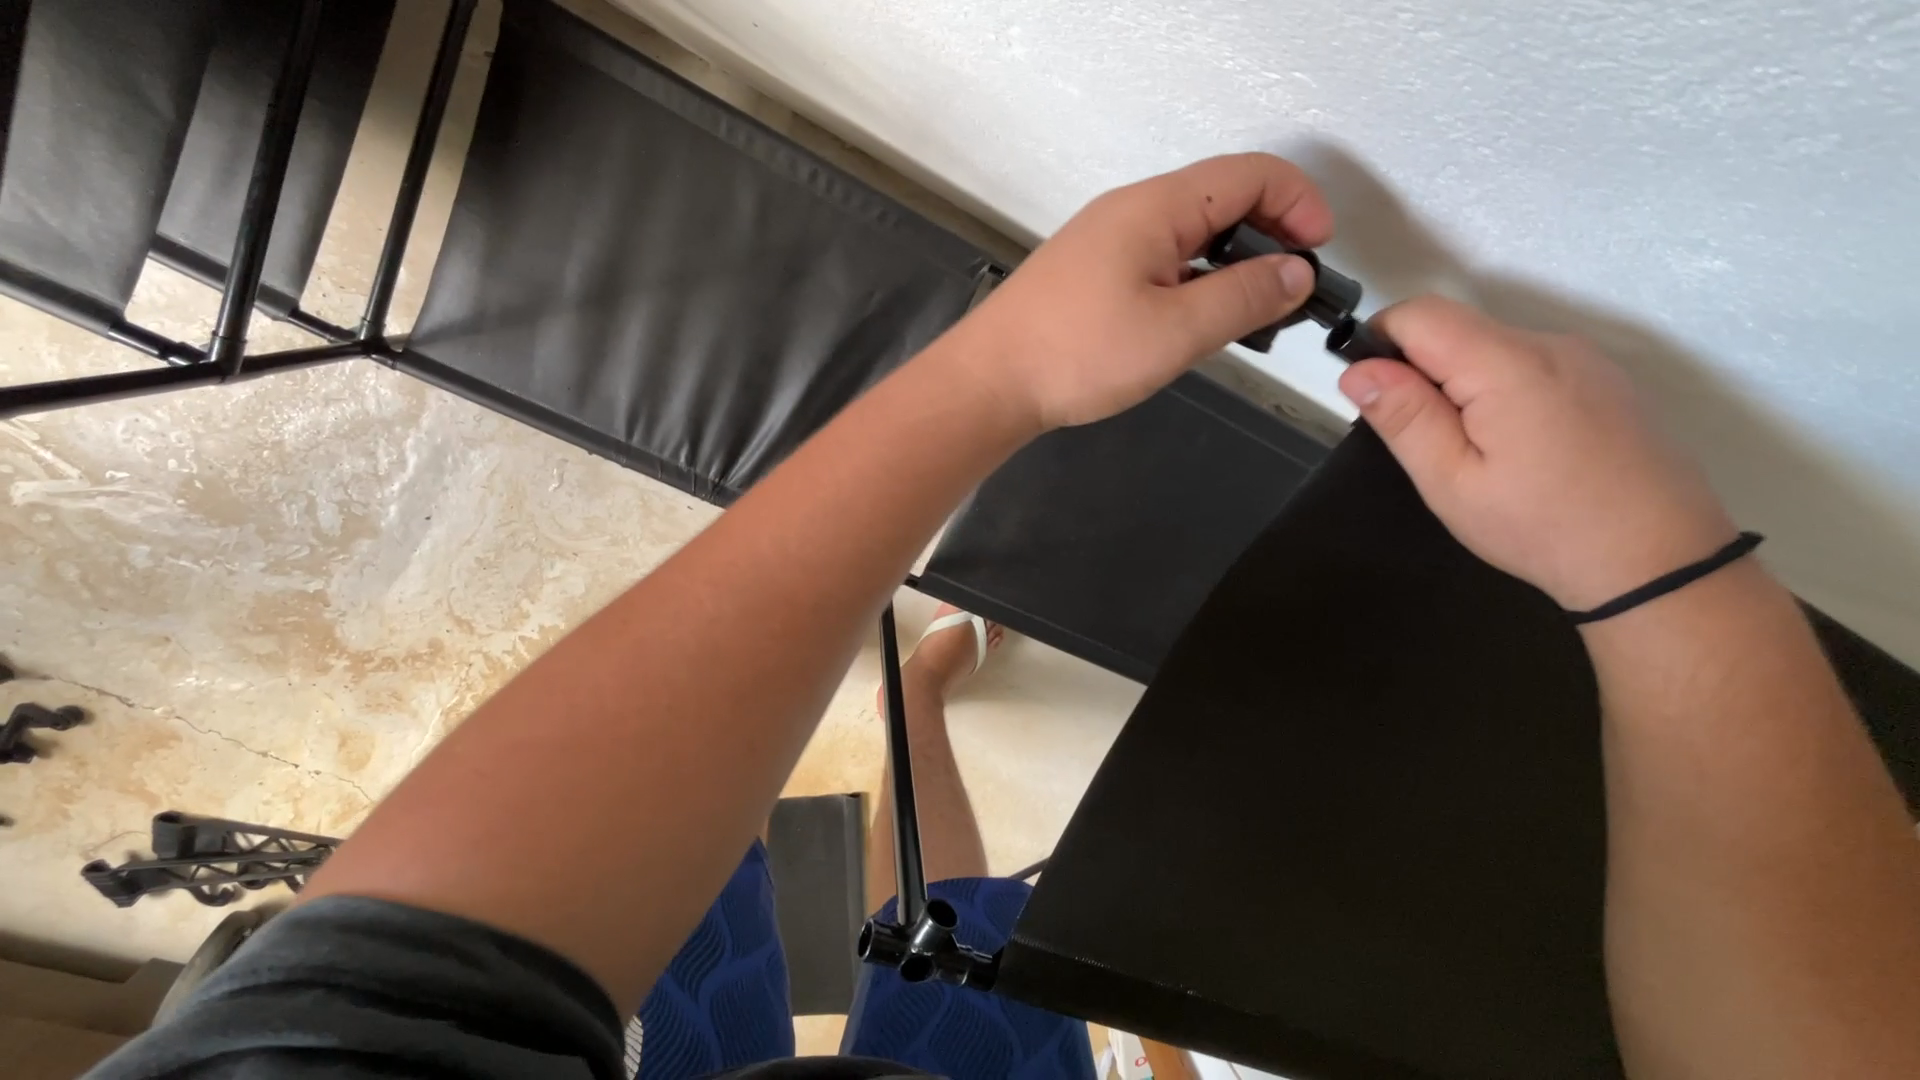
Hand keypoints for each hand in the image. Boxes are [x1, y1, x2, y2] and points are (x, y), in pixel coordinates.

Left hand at [941, 153, 1329, 429]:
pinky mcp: (1090, 276)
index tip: (1320, 255)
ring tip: (1247, 321)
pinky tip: (1193, 328)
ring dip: (1228, 268)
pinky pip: (1158, 264)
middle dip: (1268, 238)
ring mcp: (1105, 243)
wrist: (988, 383)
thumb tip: (1298, 272)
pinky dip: (1191, 285)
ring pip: (1189, 237)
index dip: (1298, 204)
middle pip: (1221, 201)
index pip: (1250, 174)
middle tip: (1288, 297)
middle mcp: (1130, 212)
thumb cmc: (1078, 355)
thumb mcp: (1175, 331)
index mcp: (1155, 207)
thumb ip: (1244, 298)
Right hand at [1338, 296, 1738, 611]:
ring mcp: (1585, 359)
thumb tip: (1357, 370)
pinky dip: (1499, 390)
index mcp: (1508, 365)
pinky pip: (1529, 365)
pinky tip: (1514, 447)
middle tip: (1421, 441)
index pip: (1421, 313)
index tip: (1372, 392)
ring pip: (1492, 347)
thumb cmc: (1540, 526)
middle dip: (1420, 369)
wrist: (1658, 561)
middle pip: (1457, 328)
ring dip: (1460, 383)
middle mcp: (1550, 344)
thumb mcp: (1451, 481)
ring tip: (1471, 451)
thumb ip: (1404, 416)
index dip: (1380, 340)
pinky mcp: (1604, 379)